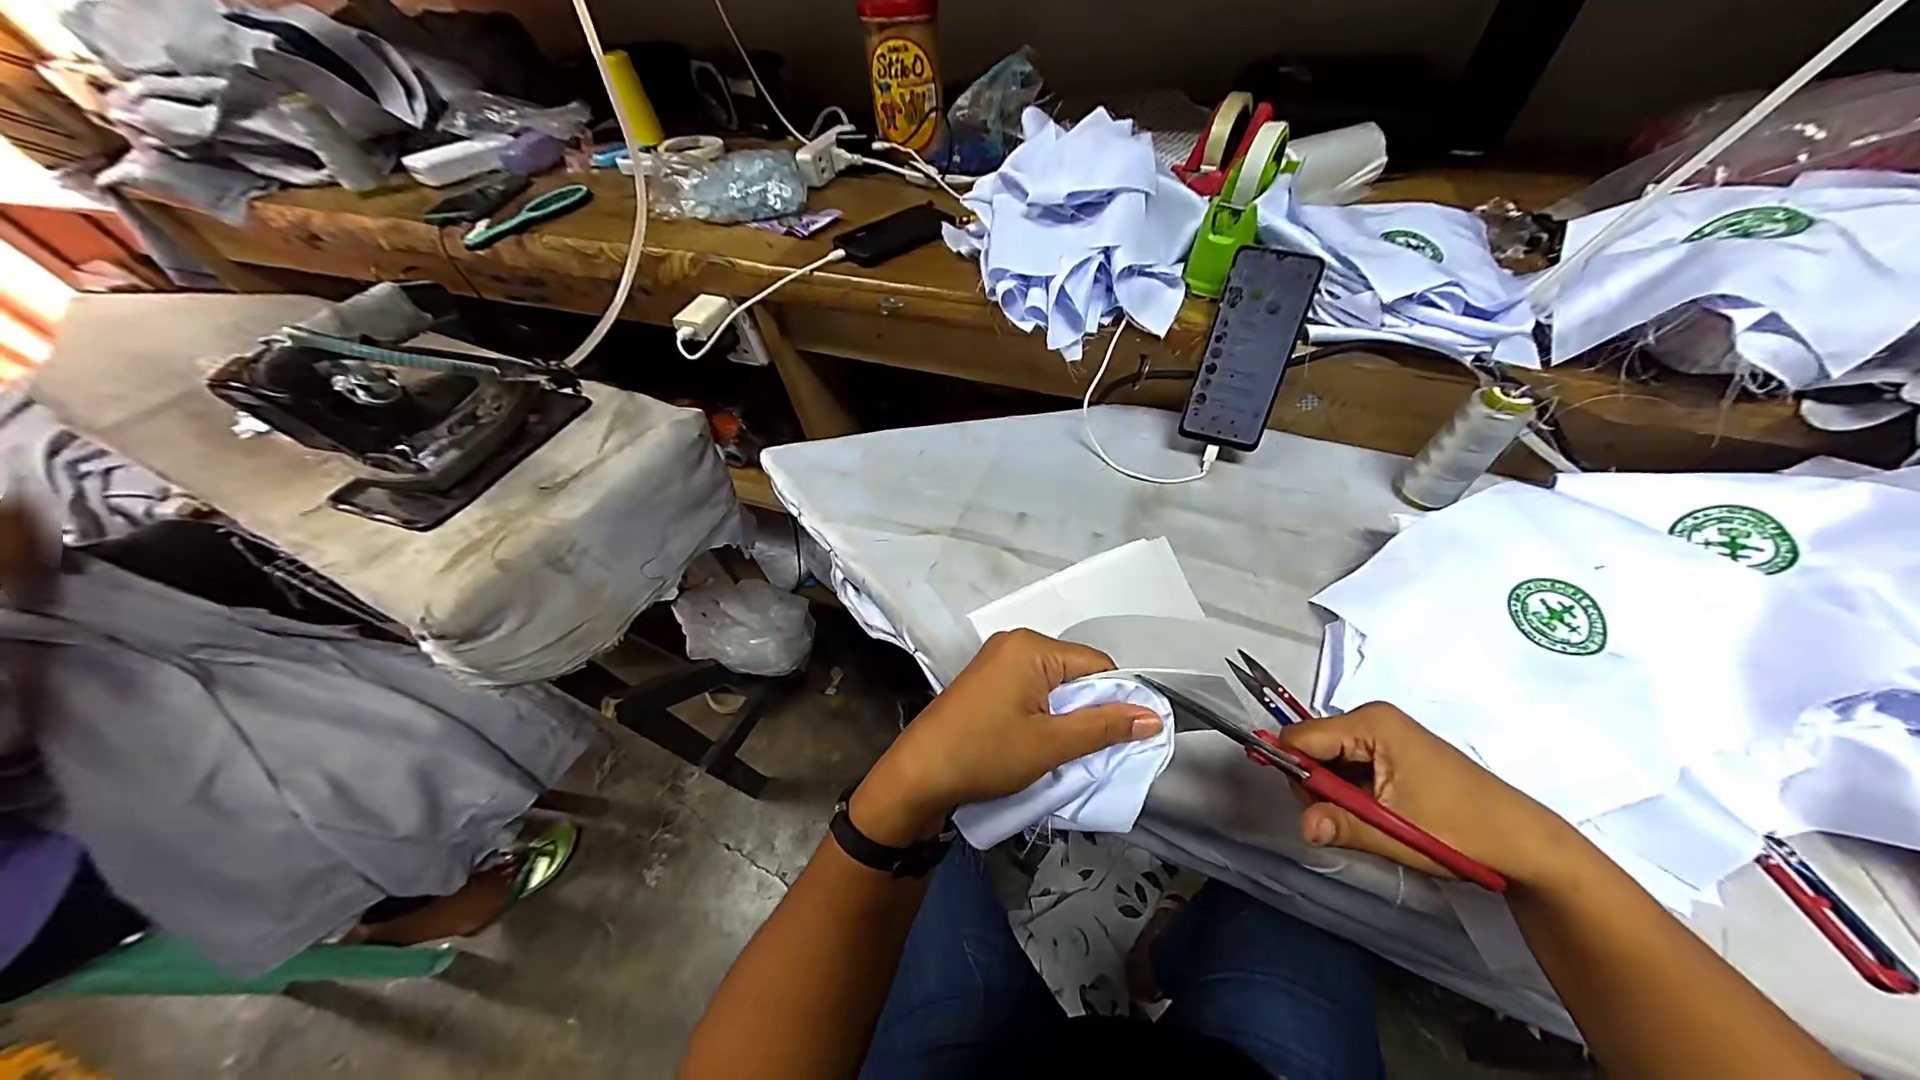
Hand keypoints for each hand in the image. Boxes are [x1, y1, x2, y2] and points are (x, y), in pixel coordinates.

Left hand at [849, 630, 1162, 846]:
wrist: (918, 775)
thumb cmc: (983, 754)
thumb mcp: (1051, 744)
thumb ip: (1104, 726)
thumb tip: (1151, 715)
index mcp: (1030, 647)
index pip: (1097, 664)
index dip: (1117, 699)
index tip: (1124, 736)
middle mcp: (1014, 643)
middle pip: (1075, 673)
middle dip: (1088, 710)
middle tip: (1089, 749)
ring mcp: (997, 661)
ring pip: (1054, 685)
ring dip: (1066, 716)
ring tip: (1062, 749)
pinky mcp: (987, 681)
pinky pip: (1032, 690)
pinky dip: (1044, 715)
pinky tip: (1040, 742)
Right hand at [1277, 702, 1584, 886]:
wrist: (1528, 845)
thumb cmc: (1463, 830)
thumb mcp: (1397, 832)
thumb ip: (1342, 824)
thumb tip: (1303, 826)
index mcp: (1372, 724)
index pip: (1301, 736)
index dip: (1295, 770)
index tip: (1311, 805)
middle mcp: (1373, 719)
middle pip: (1312, 746)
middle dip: (1318, 784)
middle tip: (1346, 818)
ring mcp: (1384, 734)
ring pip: (1329, 757)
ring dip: (1336, 790)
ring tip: (1369, 818)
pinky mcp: (1393, 751)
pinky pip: (1349, 763)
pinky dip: (1351, 790)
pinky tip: (1376, 812)